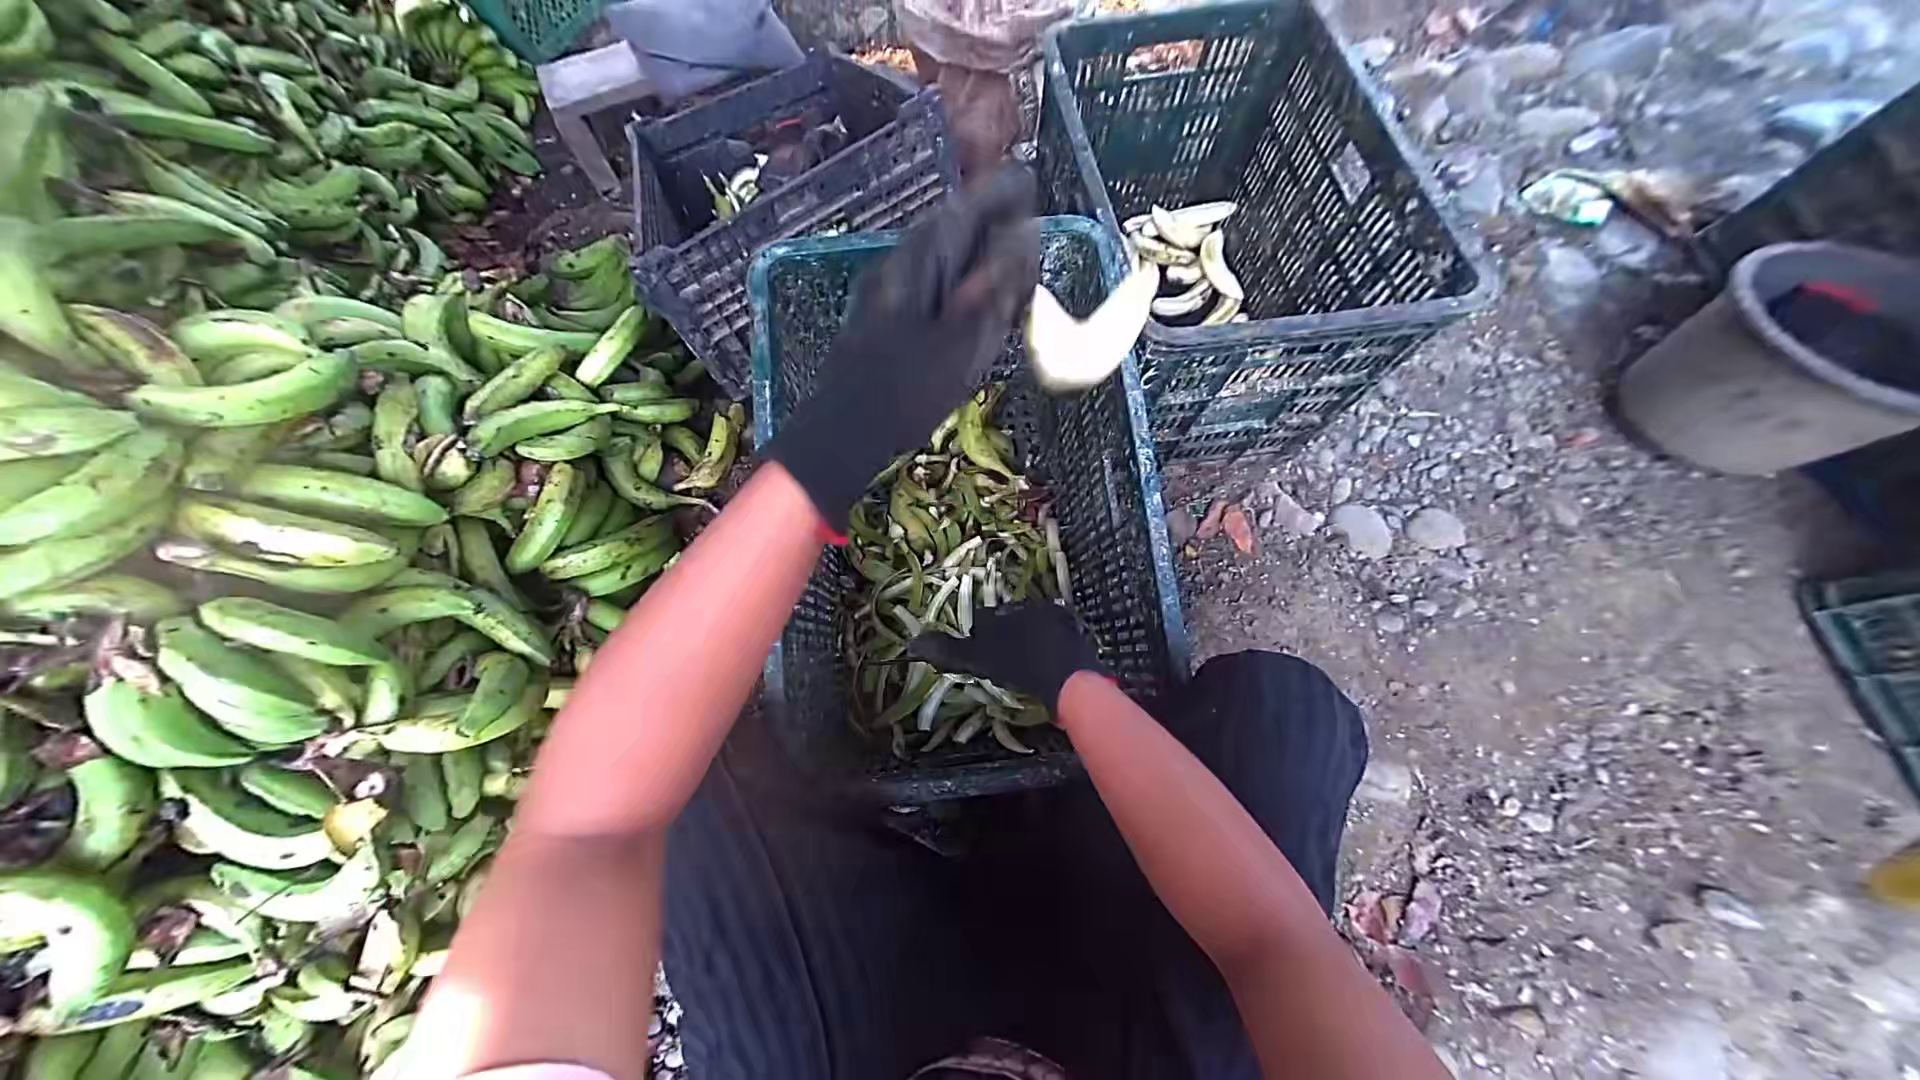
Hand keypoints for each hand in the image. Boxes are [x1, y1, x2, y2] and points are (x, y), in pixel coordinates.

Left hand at [764, 165, 1039, 532]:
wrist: (844, 432)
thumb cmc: (906, 389)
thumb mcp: (961, 338)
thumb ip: (995, 284)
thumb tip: (1026, 235)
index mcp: (920, 261)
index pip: (967, 209)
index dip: (1001, 195)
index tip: (1030, 184)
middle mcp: (899, 265)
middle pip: (951, 232)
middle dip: (990, 227)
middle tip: (1025, 237)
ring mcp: (886, 291)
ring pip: (939, 261)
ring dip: (973, 261)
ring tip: (1006, 278)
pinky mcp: (882, 318)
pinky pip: (928, 288)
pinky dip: (956, 290)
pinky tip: (968, 312)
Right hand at [906, 601, 1107, 710]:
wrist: (1070, 679)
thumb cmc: (1019, 666)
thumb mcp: (978, 659)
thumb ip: (947, 651)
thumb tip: (911, 643)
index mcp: (1008, 611)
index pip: (986, 619)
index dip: (979, 635)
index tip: (977, 654)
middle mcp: (1033, 608)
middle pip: (1012, 621)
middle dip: (1005, 636)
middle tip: (1000, 660)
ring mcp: (1060, 622)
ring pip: (1035, 630)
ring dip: (1028, 643)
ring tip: (1022, 666)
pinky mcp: (1079, 638)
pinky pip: (1057, 642)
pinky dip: (1049, 654)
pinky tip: (1047, 670)